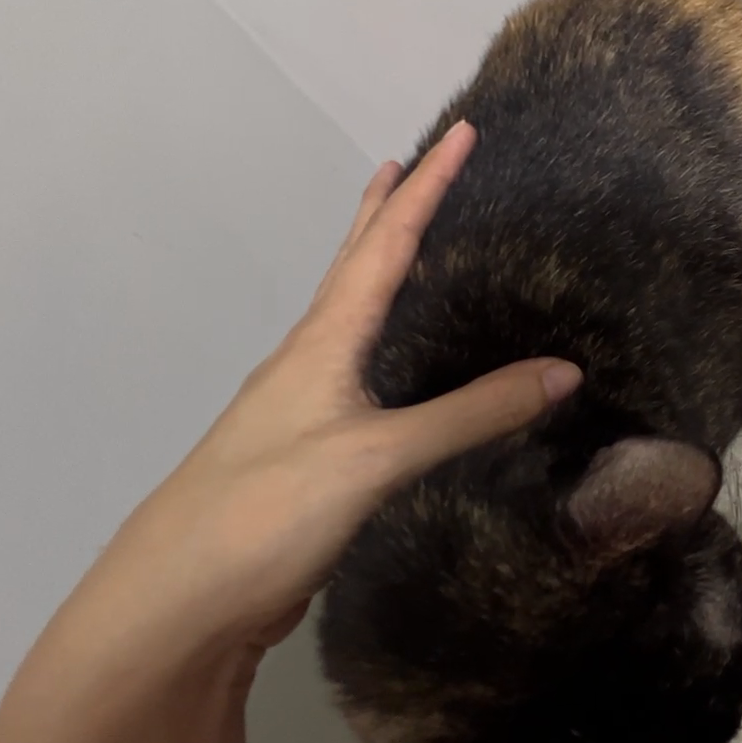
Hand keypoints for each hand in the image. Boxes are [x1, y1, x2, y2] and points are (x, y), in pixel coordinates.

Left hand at [0, 120, 580, 742]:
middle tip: (410, 159)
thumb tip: (567, 370)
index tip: (461, 133)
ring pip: (353, 309)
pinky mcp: (316, 441)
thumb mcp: (381, 455)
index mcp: (325, 340)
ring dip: (380, 261)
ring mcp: (309, 400)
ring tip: (408, 233)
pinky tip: (401, 347)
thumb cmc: (267, 509)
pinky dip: (387, 326)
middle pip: (355, 261)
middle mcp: (313, 356)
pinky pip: (364, 360)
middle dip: (386, 207)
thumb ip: (475, 410)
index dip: (428, 185)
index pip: (387, 243)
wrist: (174, 610)